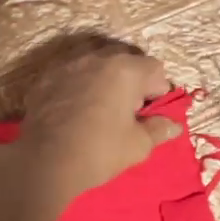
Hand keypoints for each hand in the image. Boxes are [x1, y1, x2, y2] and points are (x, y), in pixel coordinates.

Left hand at [9, 38, 178, 212]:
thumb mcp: (138, 145)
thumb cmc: (100, 151)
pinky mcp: (45, 79)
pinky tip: (75, 112)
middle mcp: (97, 58)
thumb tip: (174, 126)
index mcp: (126, 70)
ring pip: (95, 65)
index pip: (155, 69)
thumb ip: (159, 130)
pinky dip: (77, 88)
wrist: (46, 162)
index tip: (151, 115)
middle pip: (125, 62)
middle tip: (128, 113)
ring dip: (103, 81)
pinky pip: (70, 76)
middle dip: (132, 83)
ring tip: (100, 110)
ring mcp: (67, 65)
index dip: (158, 92)